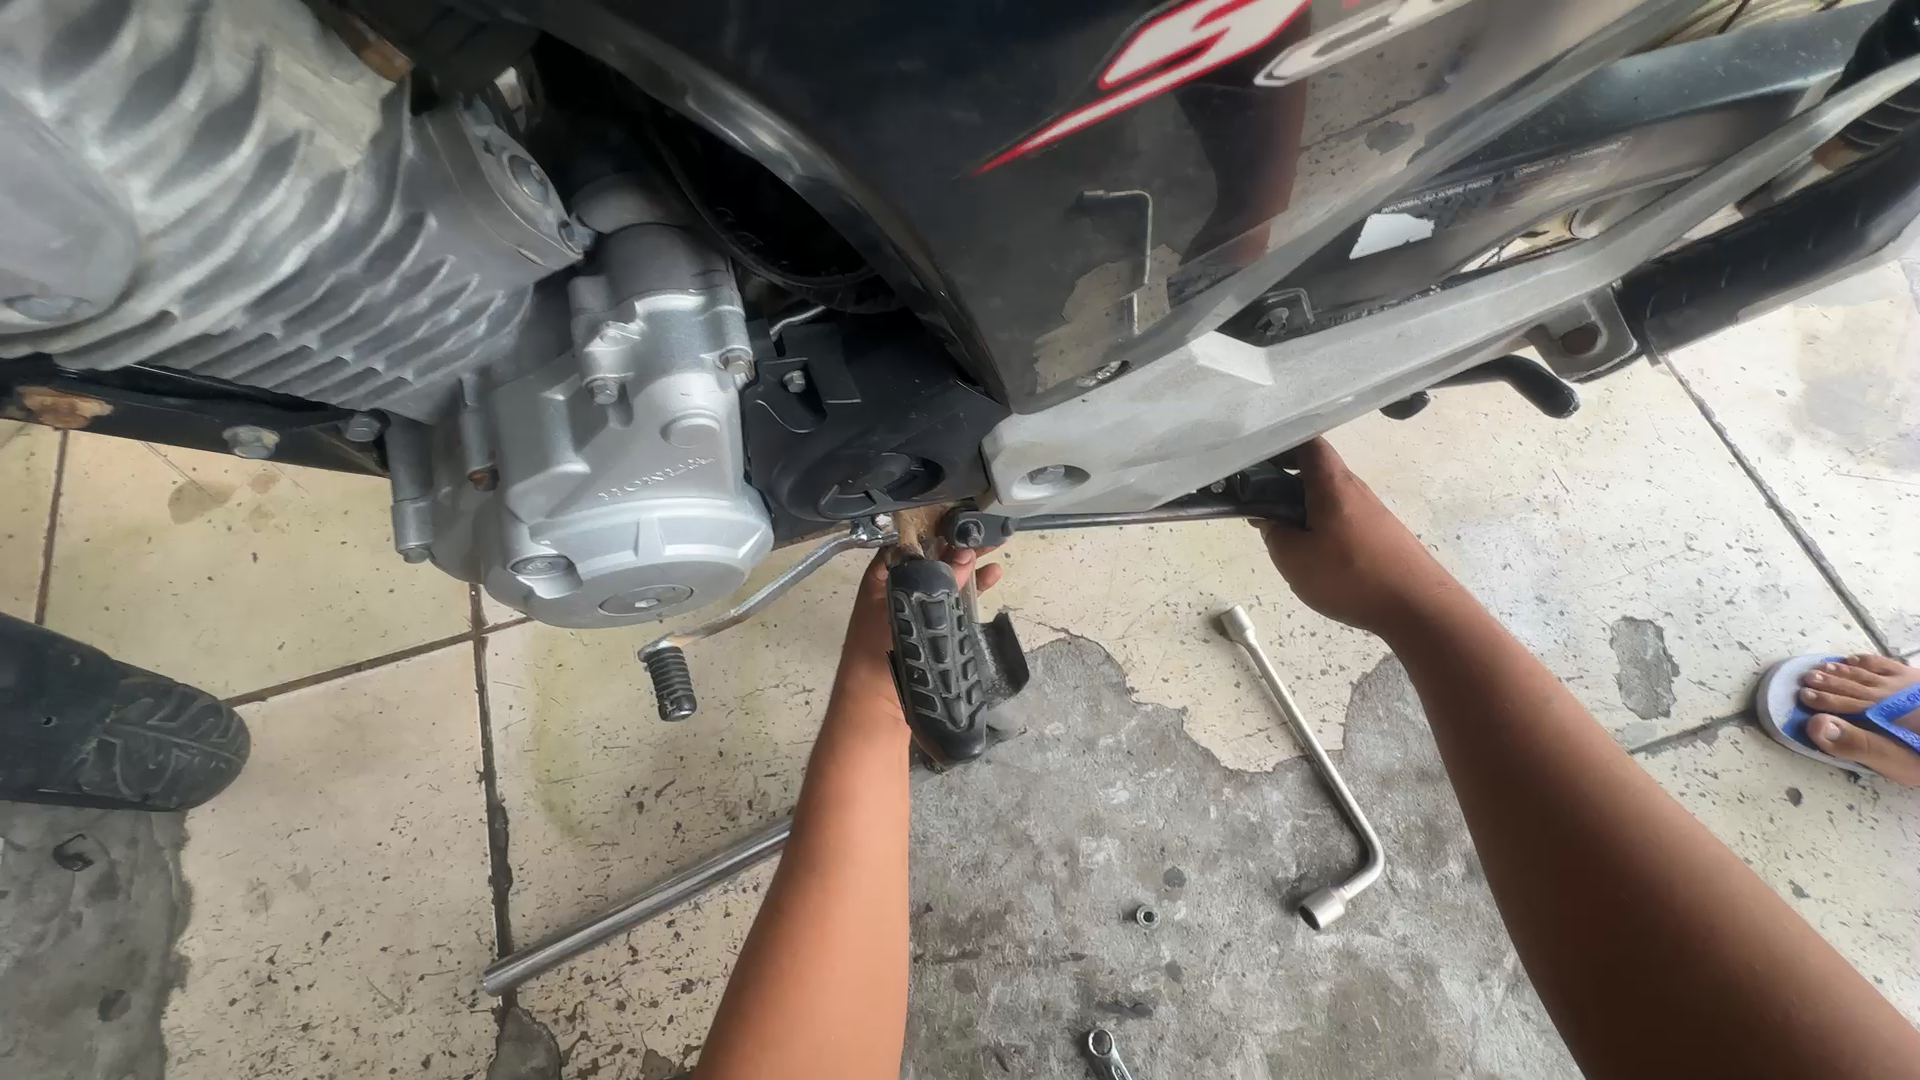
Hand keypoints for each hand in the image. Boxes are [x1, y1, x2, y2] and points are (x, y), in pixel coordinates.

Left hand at [833, 545, 1003, 712]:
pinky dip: (972, 589)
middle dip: (957, 545)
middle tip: (985, 532)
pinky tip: (992, 576)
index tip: (961, 519)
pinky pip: (953, 602)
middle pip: (931, 558)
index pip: (908, 542)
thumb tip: (965, 554)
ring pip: (945, 579)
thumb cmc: (879, 652)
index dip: (934, 528)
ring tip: (994, 549)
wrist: (877, 707)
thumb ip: (937, 583)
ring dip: (968, 565)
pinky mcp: (931, 629)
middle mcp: (897, 589)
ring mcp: (916, 610)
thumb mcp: (907, 611)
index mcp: (881, 578)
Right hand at [1254, 438, 1458, 635]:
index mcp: (1332, 485)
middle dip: (1284, 481)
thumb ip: (1274, 533)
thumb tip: (1269, 518)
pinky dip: (1321, 525)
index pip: (1307, 444)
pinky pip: (1342, 518)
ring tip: (1284, 536)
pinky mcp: (1381, 534)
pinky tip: (1316, 556)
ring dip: (1302, 507)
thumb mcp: (1294, 558)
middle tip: (1259, 504)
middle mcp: (1355, 489)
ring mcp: (1371, 512)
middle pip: (1316, 470)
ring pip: (1328, 497)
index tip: (1255, 460)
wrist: (1418, 608)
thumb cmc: (1349, 576)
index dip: (1279, 444)